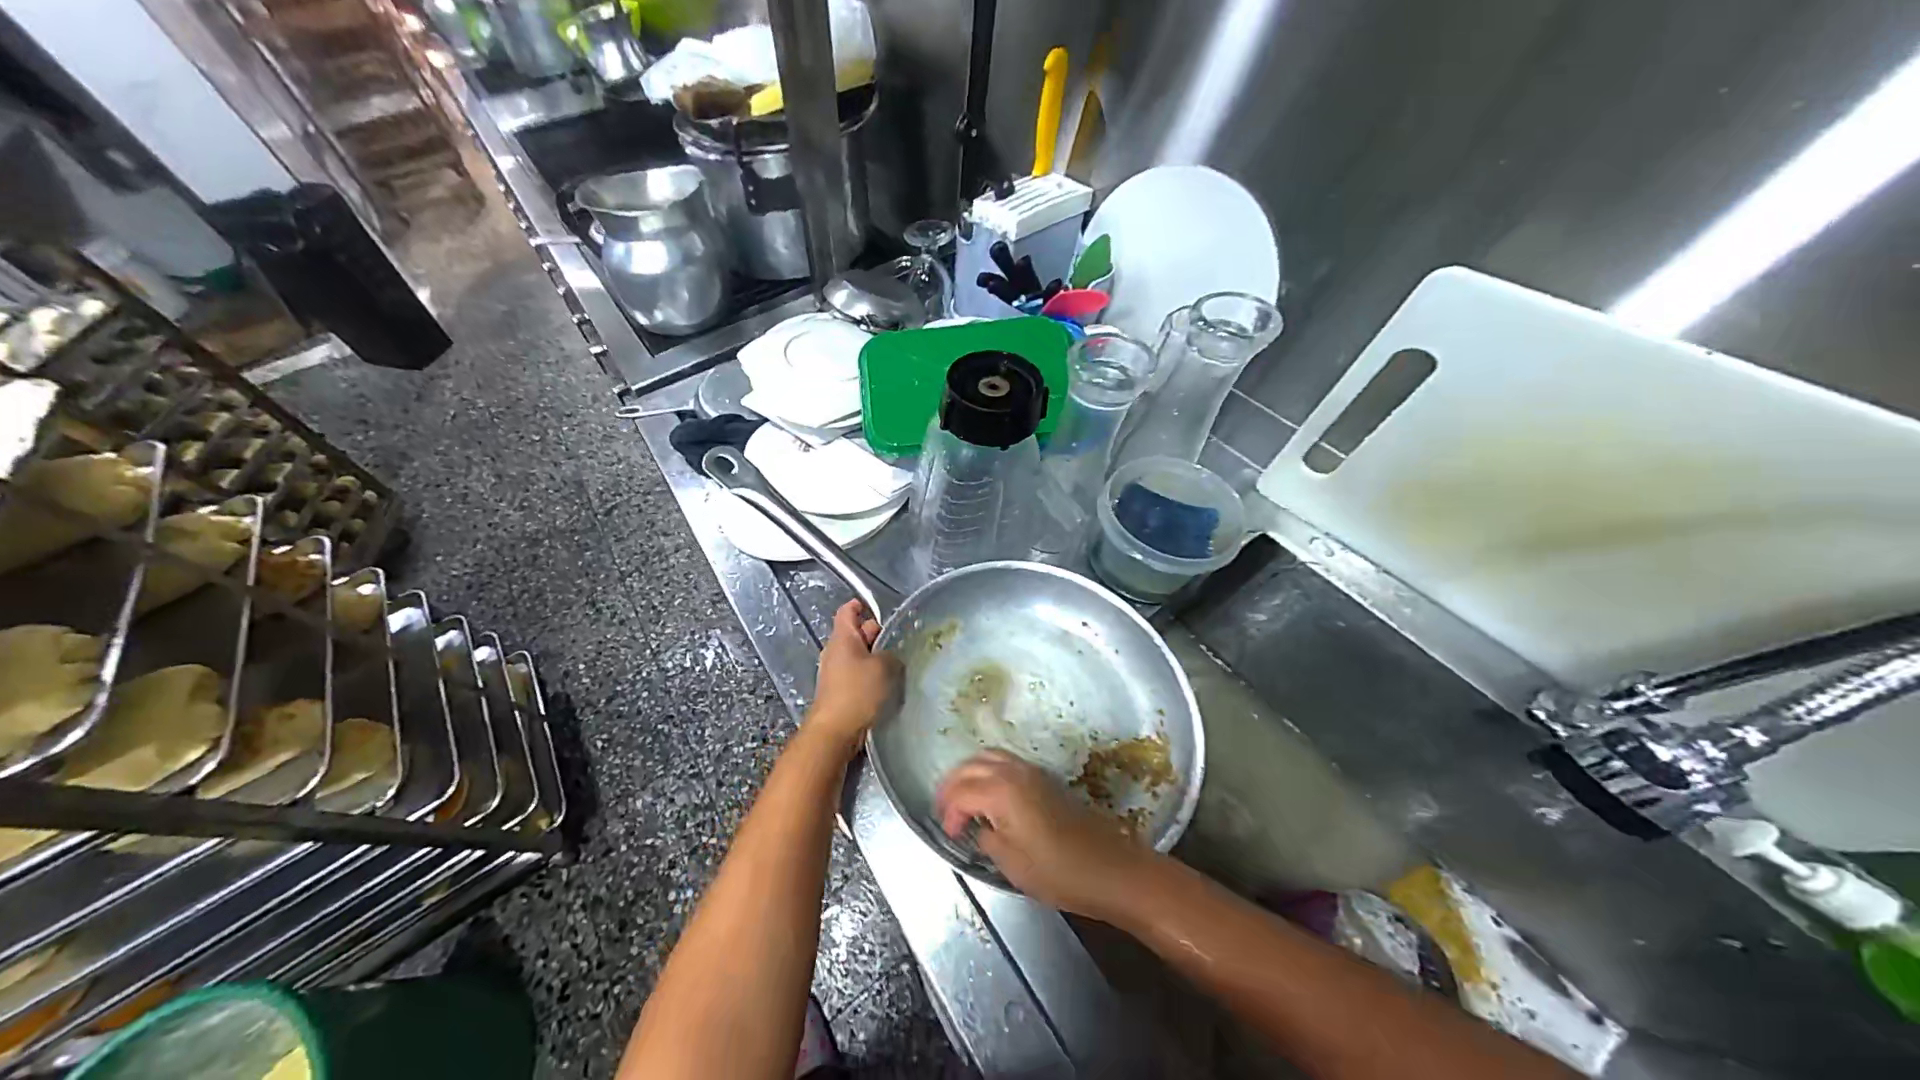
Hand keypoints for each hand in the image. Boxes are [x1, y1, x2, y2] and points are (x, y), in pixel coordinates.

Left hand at [806, 600, 899, 753]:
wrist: (835, 731)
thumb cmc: (857, 692)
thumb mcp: (883, 668)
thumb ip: (891, 655)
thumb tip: (891, 657)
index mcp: (842, 638)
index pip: (847, 611)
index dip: (860, 605)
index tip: (876, 607)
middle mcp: (836, 652)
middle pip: (855, 633)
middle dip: (875, 633)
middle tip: (899, 637)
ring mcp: (836, 673)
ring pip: (858, 656)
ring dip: (875, 657)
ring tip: (899, 662)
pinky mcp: (841, 692)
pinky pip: (858, 675)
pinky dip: (871, 675)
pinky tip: (888, 684)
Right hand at [935, 750, 1152, 918]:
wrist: (1111, 869)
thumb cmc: (1060, 872)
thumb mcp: (1011, 863)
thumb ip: (986, 838)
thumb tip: (979, 828)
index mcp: (1002, 790)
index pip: (960, 792)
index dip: (949, 813)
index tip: (950, 835)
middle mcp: (1015, 771)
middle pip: (970, 765)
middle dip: (952, 786)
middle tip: (944, 812)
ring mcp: (1032, 771)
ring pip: (988, 758)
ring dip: (970, 774)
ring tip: (962, 802)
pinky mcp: (1045, 779)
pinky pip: (1005, 763)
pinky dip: (988, 772)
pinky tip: (988, 798)